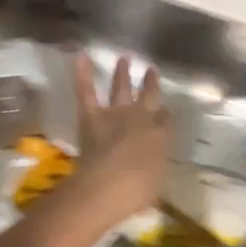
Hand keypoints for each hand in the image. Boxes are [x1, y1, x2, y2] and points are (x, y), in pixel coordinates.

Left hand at [70, 52, 171, 219]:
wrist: (109, 185)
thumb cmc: (137, 191)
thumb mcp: (157, 179)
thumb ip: (156, 165)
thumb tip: (153, 161)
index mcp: (161, 135)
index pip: (165, 119)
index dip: (164, 114)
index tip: (165, 109)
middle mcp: (141, 118)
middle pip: (149, 96)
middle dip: (150, 83)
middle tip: (151, 70)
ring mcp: (116, 113)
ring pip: (120, 87)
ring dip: (121, 73)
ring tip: (123, 58)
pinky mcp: (92, 115)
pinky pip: (86, 90)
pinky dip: (82, 73)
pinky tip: (79, 56)